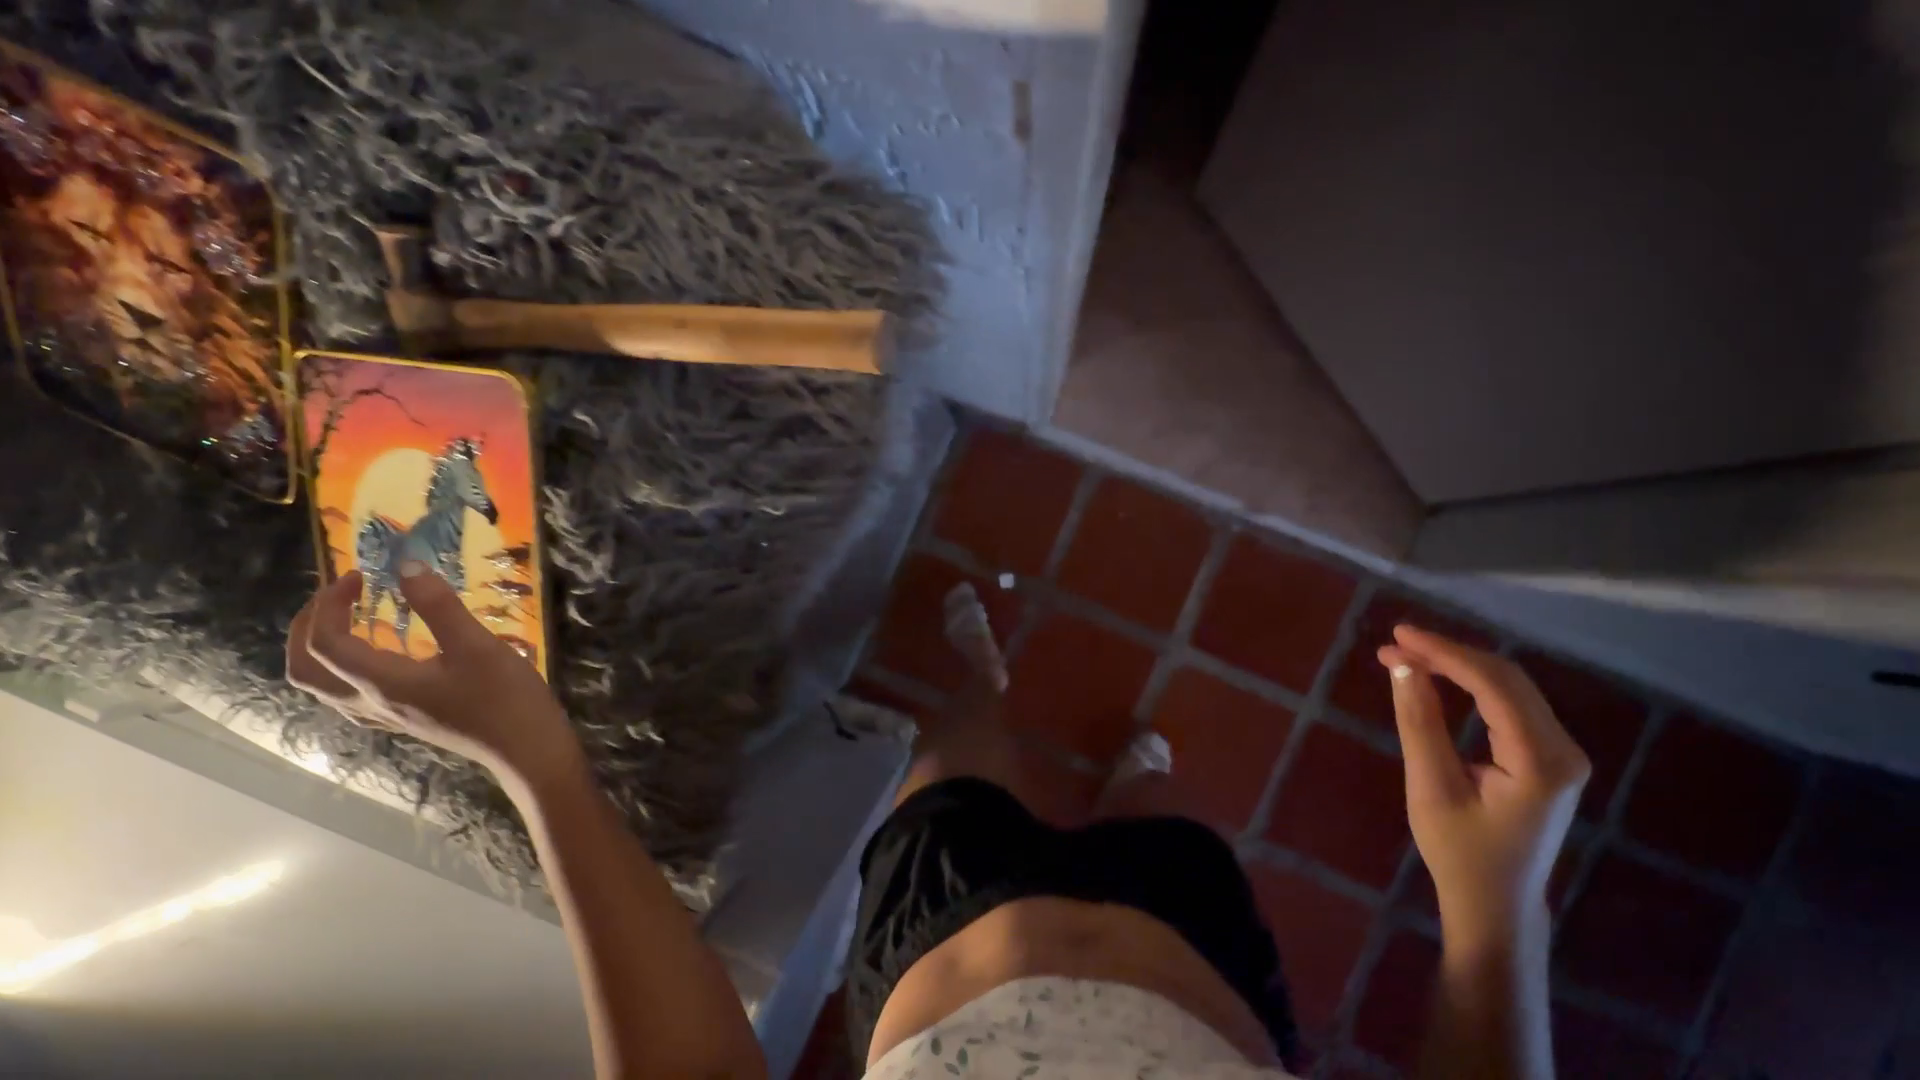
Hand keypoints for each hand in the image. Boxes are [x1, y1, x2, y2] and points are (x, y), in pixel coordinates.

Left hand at [286, 562, 579, 783]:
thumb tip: (405, 565)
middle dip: (307, 627)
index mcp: (383, 682)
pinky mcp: (406, 720)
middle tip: (338, 596)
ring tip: (351, 618)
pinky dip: (347, 666)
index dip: (331, 603)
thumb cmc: (503, 696)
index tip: (361, 574)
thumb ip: (439, 605)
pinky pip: (351, 694)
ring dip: (321, 648)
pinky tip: (381, 653)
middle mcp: (373, 703)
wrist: (527, 748)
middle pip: (306, 670)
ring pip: (324, 686)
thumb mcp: (476, 644)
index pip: (326, 642)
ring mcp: (388, 716)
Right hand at [1379, 626, 1589, 957]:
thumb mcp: (1430, 788)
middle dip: (1450, 655)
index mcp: (1540, 761)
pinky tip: (1440, 678)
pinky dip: (1473, 685)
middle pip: (1508, 679)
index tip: (1398, 635)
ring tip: (1407, 655)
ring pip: (1511, 687)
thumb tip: (1403, 666)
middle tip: (1395, 644)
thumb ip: (1420, 723)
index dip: (1445, 653)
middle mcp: (1563, 750)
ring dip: (1459, 666)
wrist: (1496, 905)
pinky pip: (1512, 705)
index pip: (1494, 685)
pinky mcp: (1551, 758)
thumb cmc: (1458, 853)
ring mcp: (1563, 754)